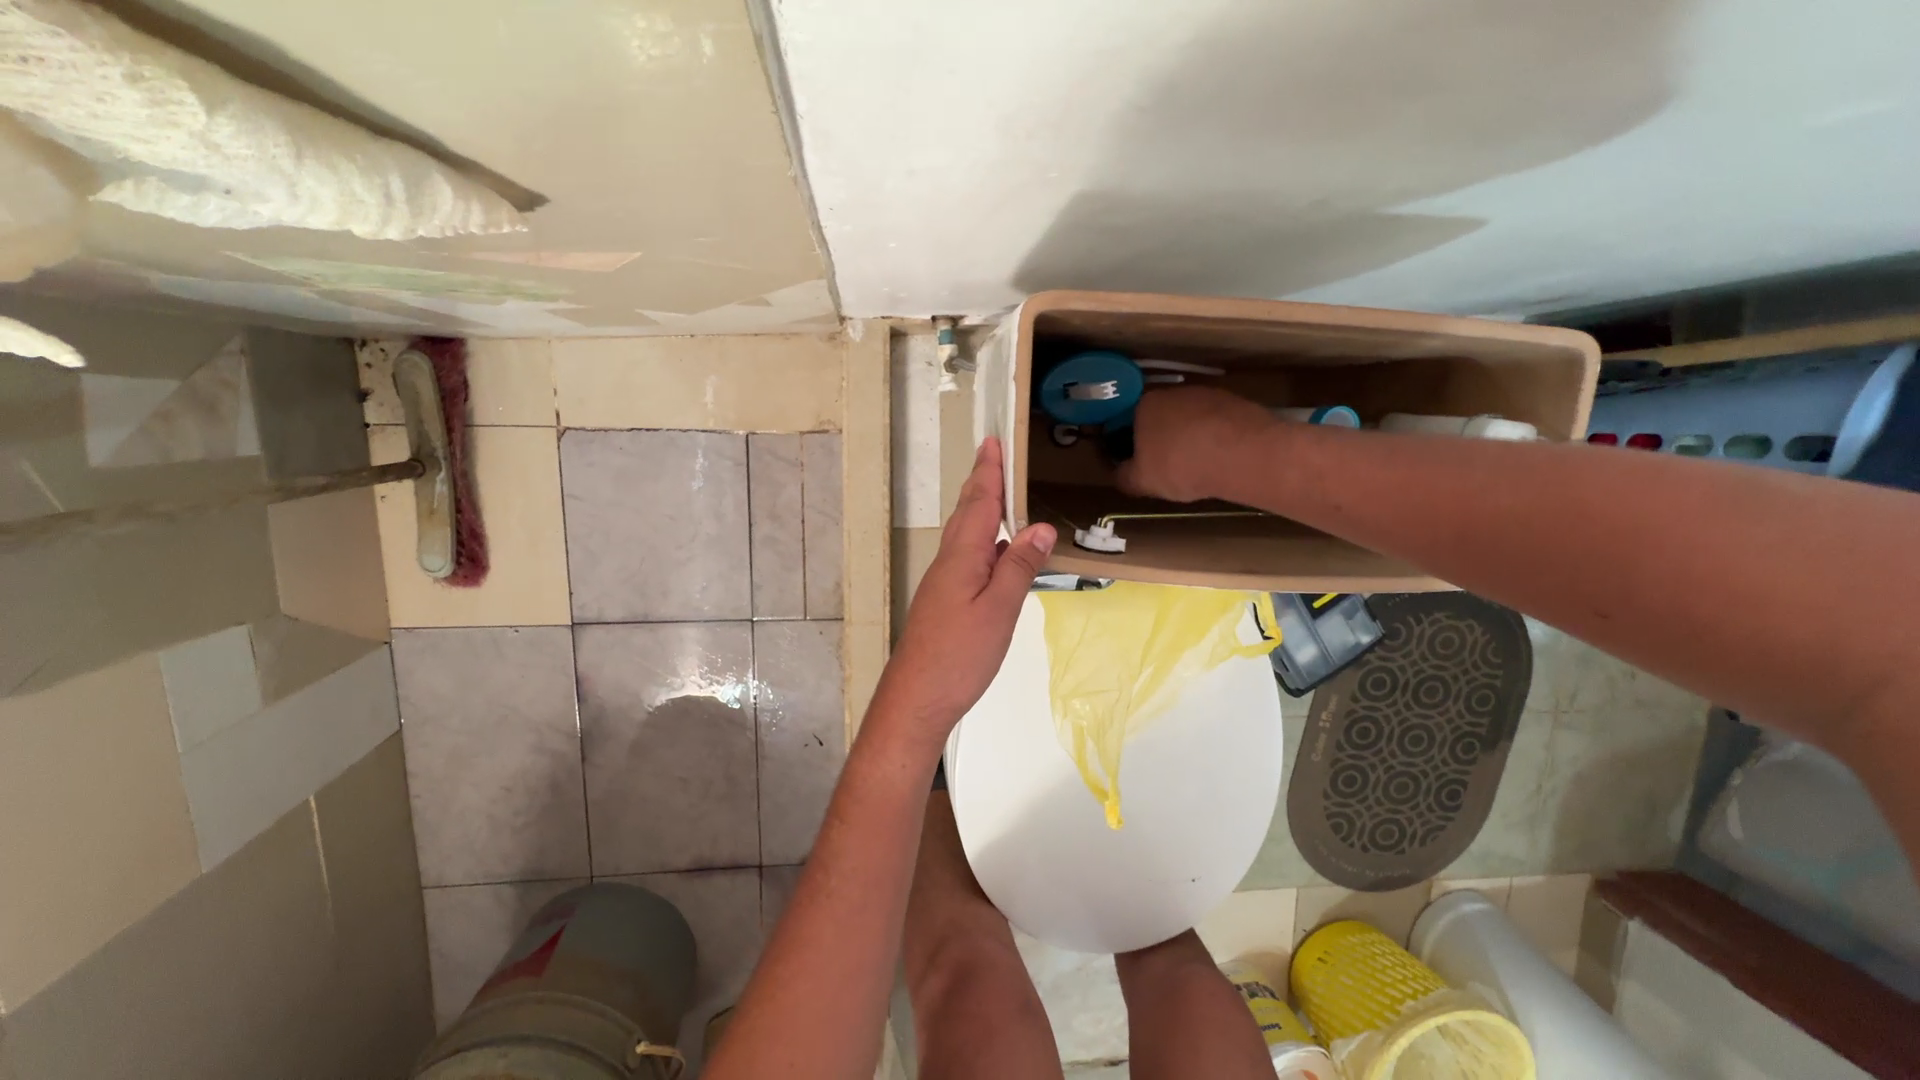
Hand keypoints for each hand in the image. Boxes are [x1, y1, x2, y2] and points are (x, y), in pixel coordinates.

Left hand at [874, 438, 1055, 748]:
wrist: (917, 697)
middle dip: (982, 481)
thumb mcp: (999, 610)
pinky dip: (984, 540)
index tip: (993, 441)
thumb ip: (1019, 567)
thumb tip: (1040, 526)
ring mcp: (944, 582)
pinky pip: (967, 556)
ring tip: (1000, 491)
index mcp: (962, 557)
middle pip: (967, 512)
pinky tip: (997, 551)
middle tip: (995, 454)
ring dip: (982, 508)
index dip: (988, 472)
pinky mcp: (945, 601)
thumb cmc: (960, 655)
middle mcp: (949, 562)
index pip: (979, 503)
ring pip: (966, 534)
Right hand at [1117, 386, 1275, 501]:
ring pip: (1191, 419)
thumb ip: (1124, 477)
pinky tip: (1221, 459)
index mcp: (1144, 404)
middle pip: (1161, 417)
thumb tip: (1118, 474)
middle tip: (1167, 467)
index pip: (1127, 421)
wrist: (1243, 453)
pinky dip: (1216, 438)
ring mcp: (1208, 394)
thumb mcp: (1142, 481)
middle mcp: (1174, 392)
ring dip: (1190, 438)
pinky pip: (1217, 423)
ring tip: (1198, 466)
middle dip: (1161, 440)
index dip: (1129, 444)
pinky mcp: (1236, 402)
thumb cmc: (1181, 464)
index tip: (1137, 464)